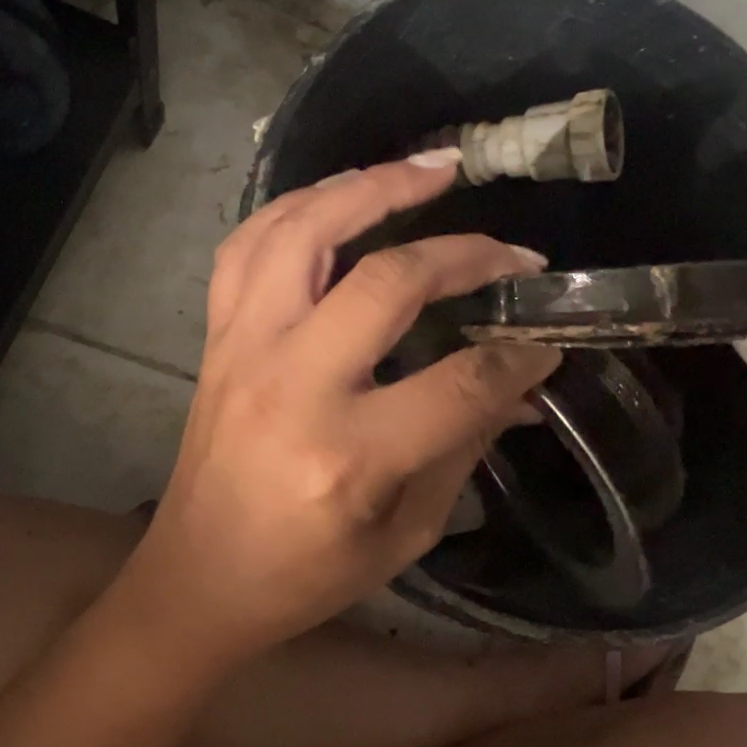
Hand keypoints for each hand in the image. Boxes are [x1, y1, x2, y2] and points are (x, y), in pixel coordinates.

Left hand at [118, 152, 558, 666]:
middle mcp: (291, 385)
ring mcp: (243, 350)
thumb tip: (524, 385)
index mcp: (347, 455)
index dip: (517, 357)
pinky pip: (249, 244)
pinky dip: (299, 204)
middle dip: (464, 256)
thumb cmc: (307, 574)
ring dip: (373, 186)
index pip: (458, 383)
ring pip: (303, 232)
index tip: (549, 339)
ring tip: (434, 167)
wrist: (197, 579)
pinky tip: (342, 191)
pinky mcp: (216, 338)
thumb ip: (466, 447)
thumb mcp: (407, 532)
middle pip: (386, 283)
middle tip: (514, 251)